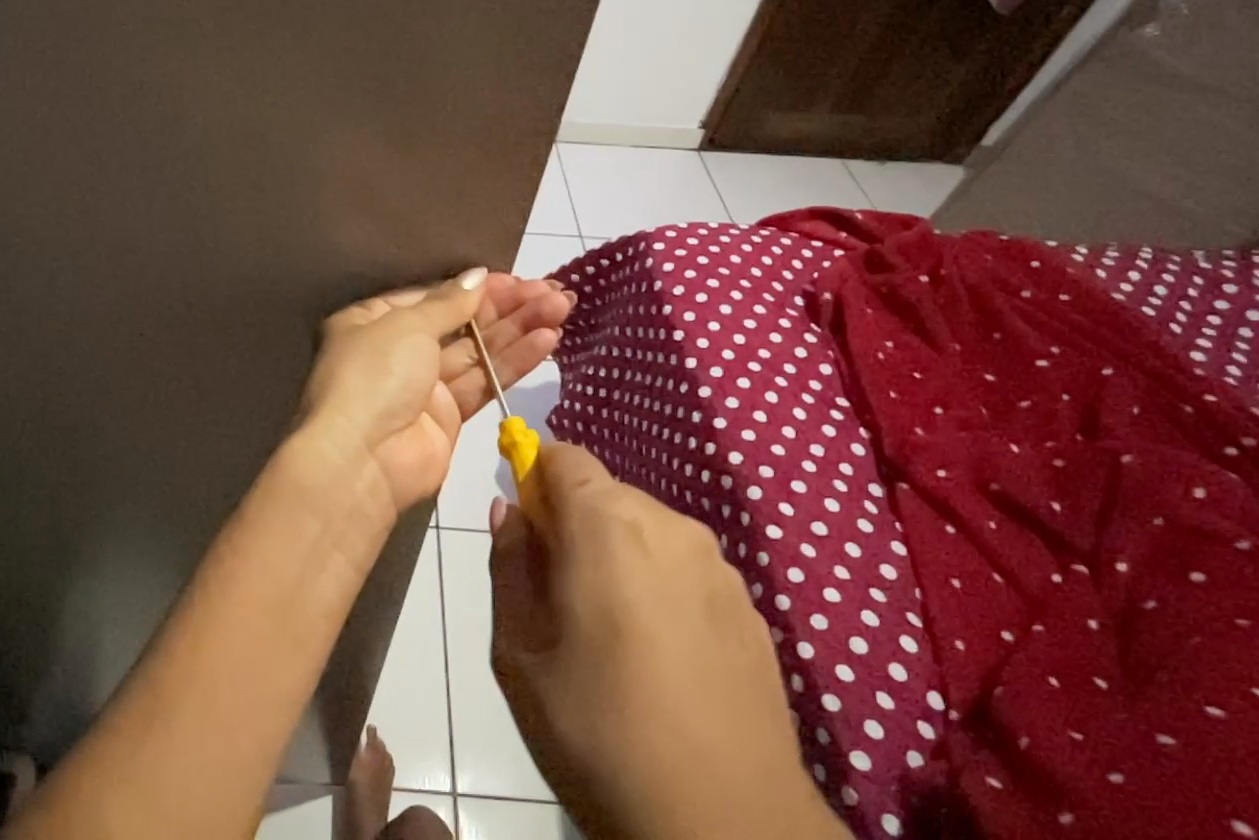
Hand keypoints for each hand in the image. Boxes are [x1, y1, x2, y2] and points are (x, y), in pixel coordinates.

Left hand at [295, 268, 573, 516]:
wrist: (362, 459)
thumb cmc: (374, 375)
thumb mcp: (407, 325)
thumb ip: (448, 303)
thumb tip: (477, 276)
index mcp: (373, 321)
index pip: (433, 297)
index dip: (475, 288)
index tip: (517, 279)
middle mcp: (397, 350)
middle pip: (460, 322)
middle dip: (507, 307)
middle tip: (554, 292)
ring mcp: (423, 386)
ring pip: (478, 351)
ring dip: (519, 330)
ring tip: (562, 308)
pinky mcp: (448, 416)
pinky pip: (484, 381)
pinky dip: (514, 361)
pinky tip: (547, 340)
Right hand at [489, 443, 847, 839]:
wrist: (725, 822)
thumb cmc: (597, 731)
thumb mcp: (519, 651)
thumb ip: (509, 565)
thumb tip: (511, 512)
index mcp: (608, 525)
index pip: (564, 455)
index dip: (534, 475)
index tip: (523, 528)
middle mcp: (670, 525)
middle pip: (606, 492)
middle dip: (572, 524)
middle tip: (554, 595)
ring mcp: (718, 566)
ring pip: (647, 530)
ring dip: (615, 556)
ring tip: (607, 634)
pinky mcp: (749, 607)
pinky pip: (684, 569)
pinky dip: (657, 586)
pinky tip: (656, 656)